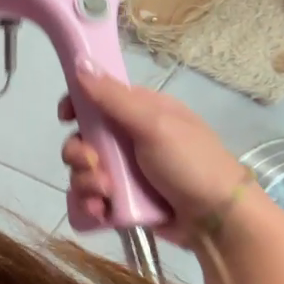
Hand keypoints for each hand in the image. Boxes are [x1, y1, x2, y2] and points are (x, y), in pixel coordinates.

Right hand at [59, 71, 253, 245]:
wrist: (216, 220)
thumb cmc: (191, 164)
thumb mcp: (153, 125)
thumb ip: (113, 98)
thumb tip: (80, 64)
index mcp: (139, 113)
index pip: (95, 99)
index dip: (76, 106)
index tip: (66, 119)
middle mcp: (127, 140)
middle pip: (80, 139)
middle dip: (79, 155)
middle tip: (93, 165)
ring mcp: (123, 171)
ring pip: (81, 171)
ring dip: (86, 183)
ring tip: (106, 195)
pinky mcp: (120, 199)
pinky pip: (88, 197)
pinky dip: (89, 204)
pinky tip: (101, 210)